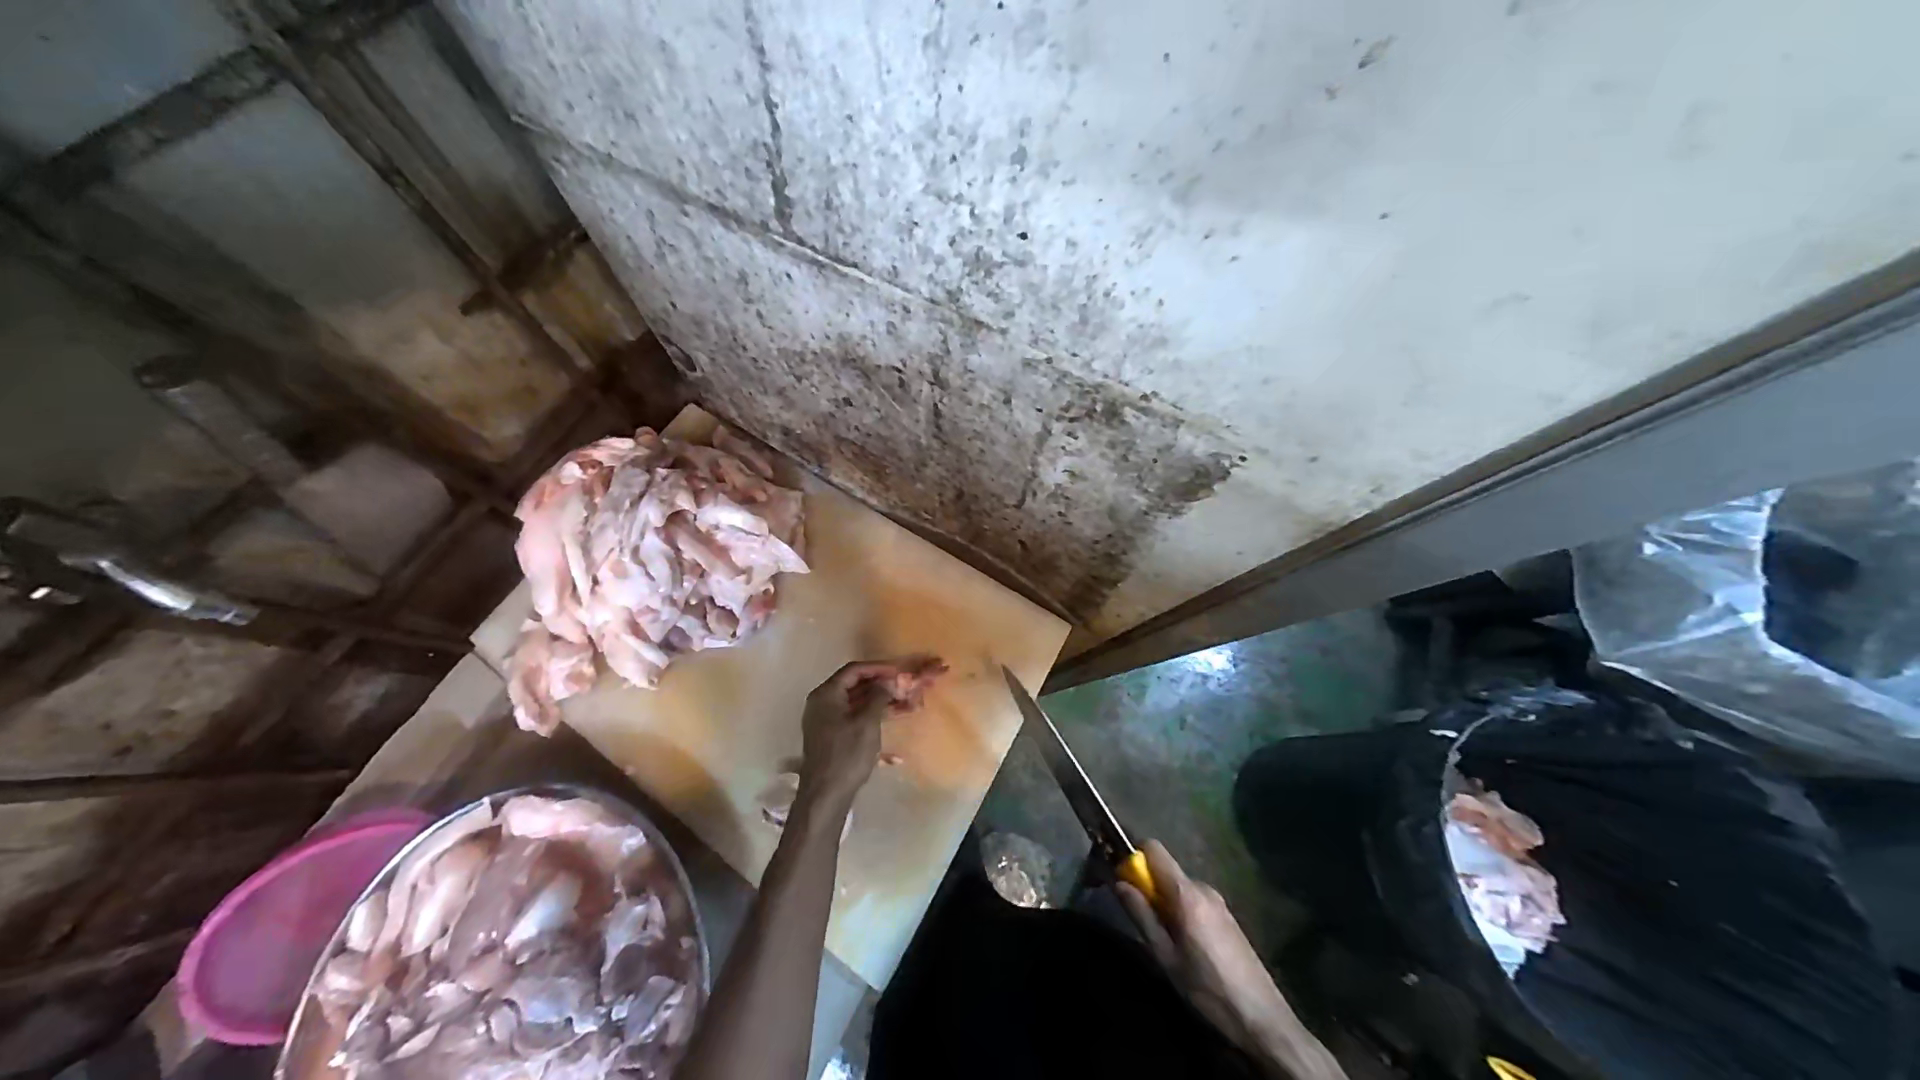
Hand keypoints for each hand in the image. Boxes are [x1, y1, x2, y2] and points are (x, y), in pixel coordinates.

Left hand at [797, 657, 945, 812]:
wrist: (826, 794)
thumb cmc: (846, 754)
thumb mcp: (867, 722)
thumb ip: (878, 696)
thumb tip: (888, 680)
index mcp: (826, 694)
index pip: (854, 670)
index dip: (878, 668)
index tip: (899, 671)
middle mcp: (822, 703)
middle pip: (854, 685)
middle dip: (880, 684)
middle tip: (904, 686)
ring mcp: (825, 720)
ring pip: (856, 702)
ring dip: (878, 700)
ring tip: (904, 701)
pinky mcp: (831, 735)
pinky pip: (853, 716)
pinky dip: (871, 714)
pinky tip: (890, 718)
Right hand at [1117, 840, 1345, 1079]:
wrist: (1263, 1018)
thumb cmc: (1208, 988)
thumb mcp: (1166, 957)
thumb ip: (1141, 915)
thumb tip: (1119, 883)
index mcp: (1187, 893)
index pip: (1154, 848)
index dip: (1133, 856)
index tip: (1121, 878)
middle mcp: (1204, 887)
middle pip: (1165, 869)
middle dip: (1147, 885)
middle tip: (1139, 917)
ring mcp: (1218, 901)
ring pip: (1179, 886)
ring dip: (1164, 901)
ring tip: (1163, 939)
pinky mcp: (1227, 916)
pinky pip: (1194, 899)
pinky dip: (1180, 910)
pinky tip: (1185, 944)